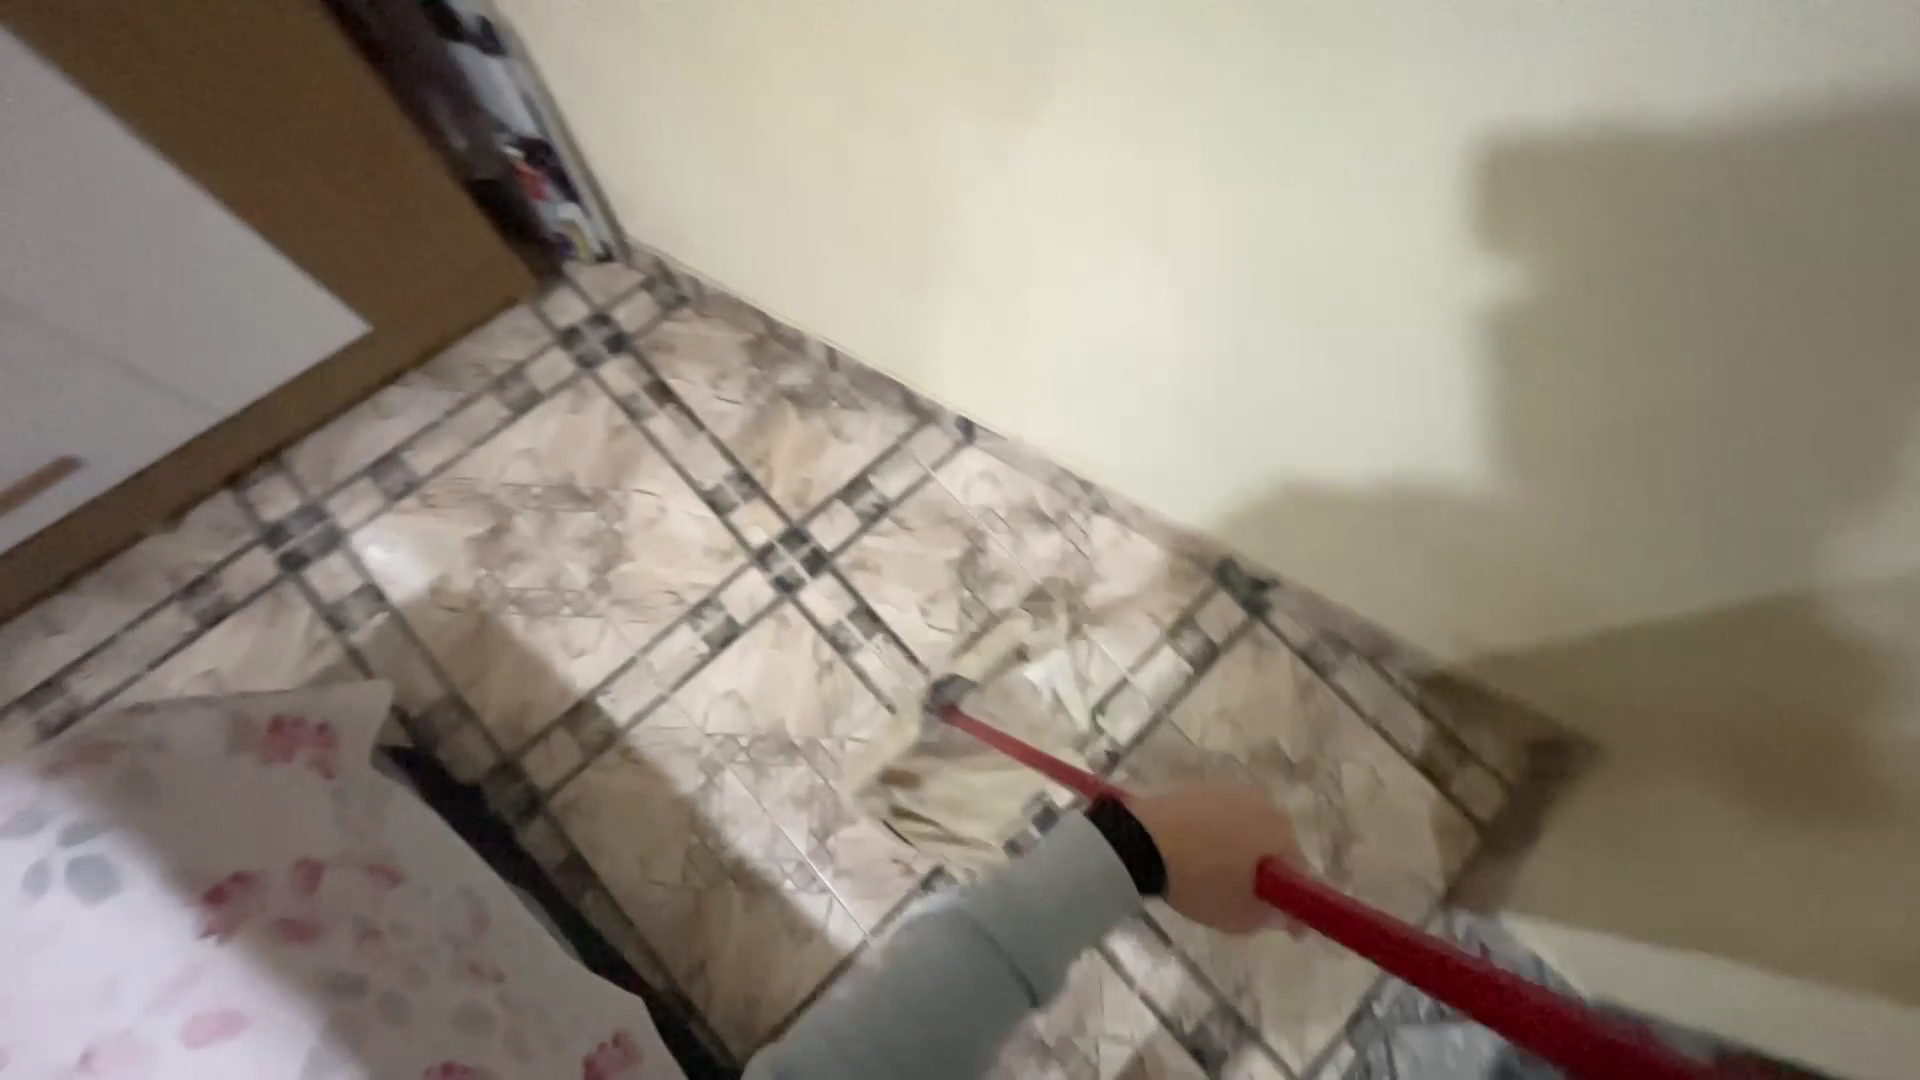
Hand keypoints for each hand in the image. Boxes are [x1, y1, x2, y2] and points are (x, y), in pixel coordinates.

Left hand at [1126, 785, 1304, 935]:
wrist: (1140, 839)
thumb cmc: (1202, 879)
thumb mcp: (1244, 916)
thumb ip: (1273, 917)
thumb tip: (1284, 913)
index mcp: (1279, 829)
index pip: (1298, 870)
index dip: (1292, 900)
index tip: (1284, 924)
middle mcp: (1258, 801)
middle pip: (1271, 844)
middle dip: (1264, 871)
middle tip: (1247, 899)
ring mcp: (1223, 790)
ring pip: (1241, 830)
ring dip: (1236, 852)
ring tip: (1214, 880)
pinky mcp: (1192, 788)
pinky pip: (1213, 820)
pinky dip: (1210, 838)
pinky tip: (1192, 857)